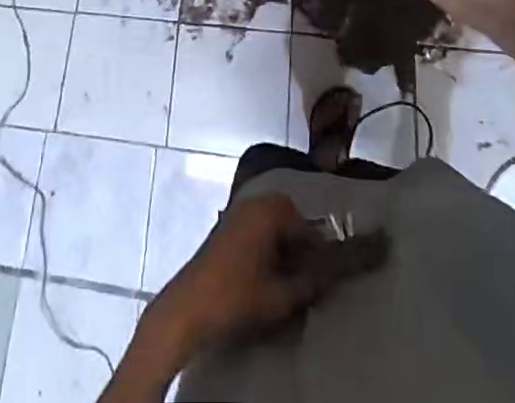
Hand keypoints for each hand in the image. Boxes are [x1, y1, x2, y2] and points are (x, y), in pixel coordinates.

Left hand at [138, 194, 334, 359]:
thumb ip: (309, 284)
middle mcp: (252, 204)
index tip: (327, 273)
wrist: (185, 310)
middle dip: (300, 240)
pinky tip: (266, 270)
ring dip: (283, 241)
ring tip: (288, 273)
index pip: (306, 226)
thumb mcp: (280, 297)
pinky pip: (254, 226)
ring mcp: (234, 214)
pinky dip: (265, 242)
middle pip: (288, 216)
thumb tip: (329, 277)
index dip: (319, 251)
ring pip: (270, 221)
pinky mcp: (222, 228)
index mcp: (269, 212)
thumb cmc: (234, 299)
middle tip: (308, 270)